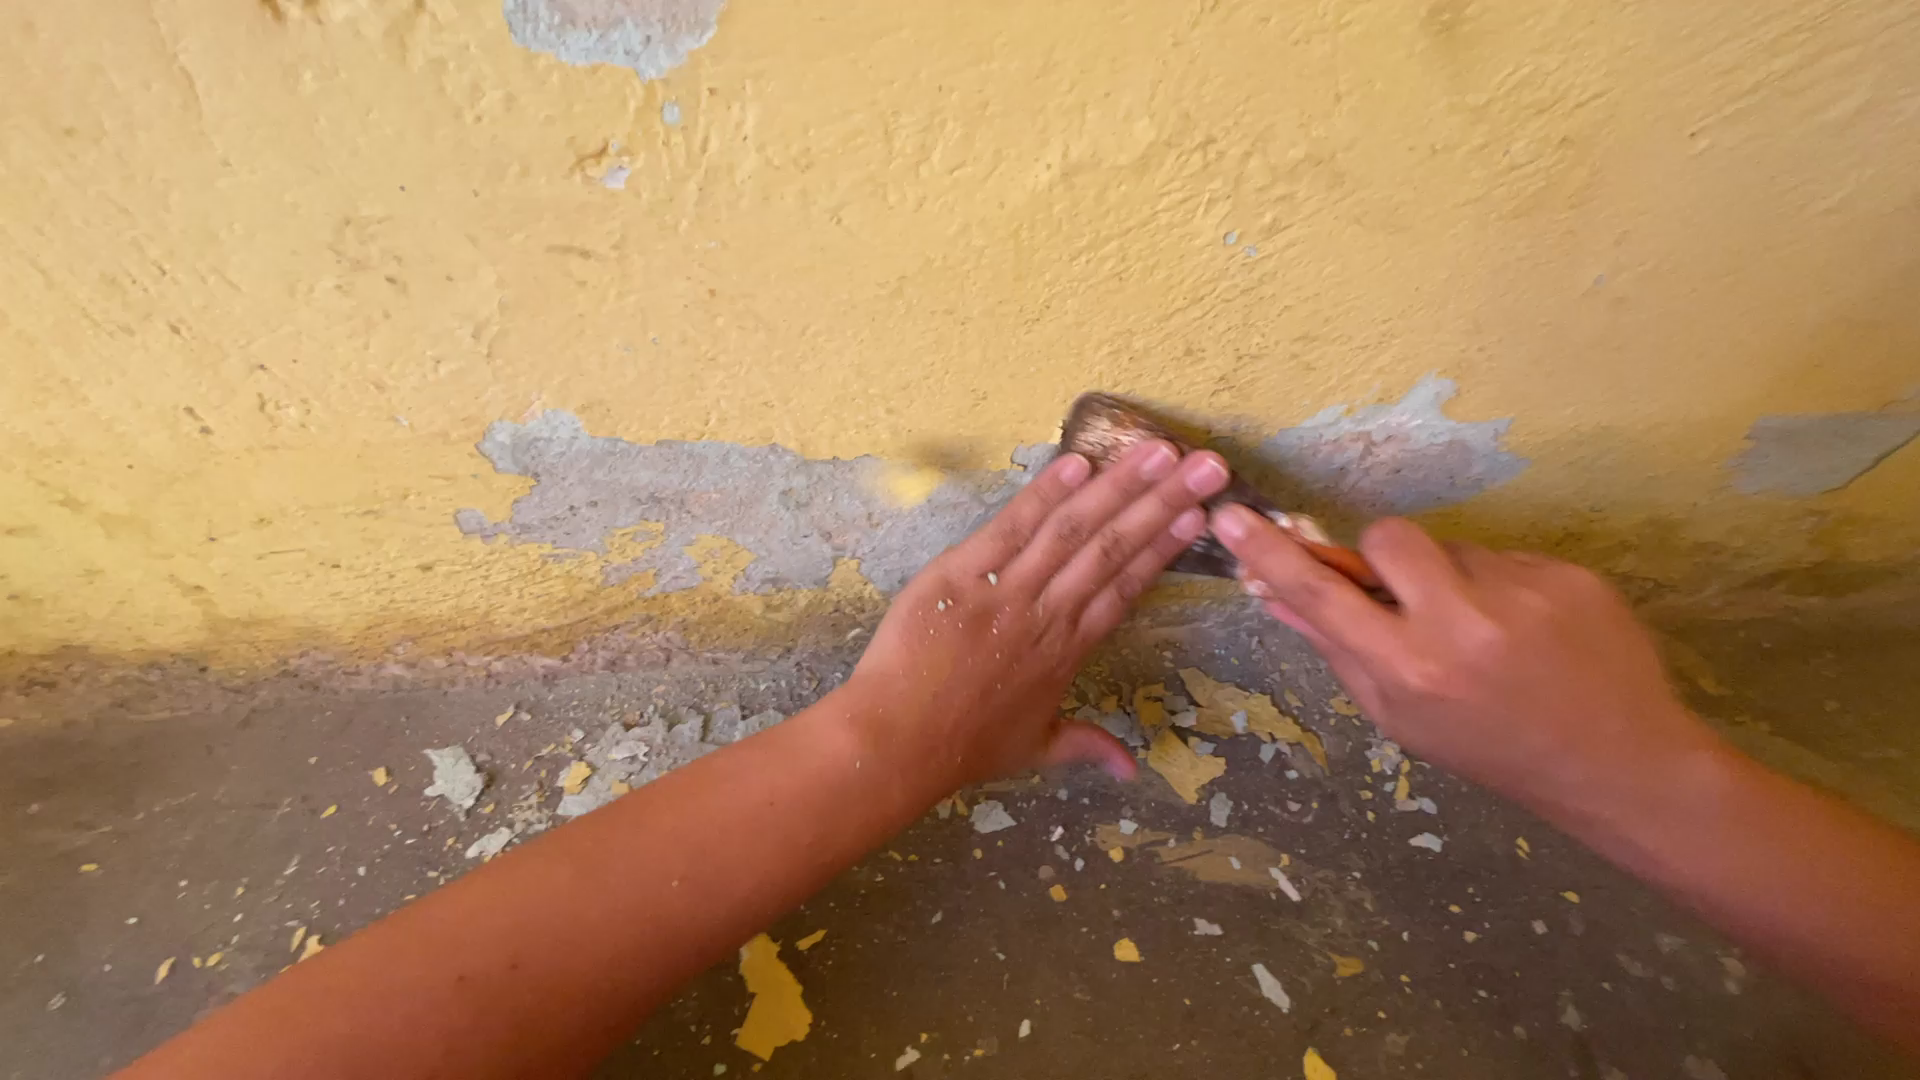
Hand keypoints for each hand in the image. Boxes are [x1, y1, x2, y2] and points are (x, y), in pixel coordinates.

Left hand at [841, 441, 1230, 792]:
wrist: (898, 741)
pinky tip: (1077, 465)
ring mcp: (1007, 591)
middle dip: (1163, 504)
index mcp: (1069, 650)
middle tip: (1207, 466)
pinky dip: (1043, 495)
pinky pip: (1010, 529)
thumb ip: (1088, 746)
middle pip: (1114, 549)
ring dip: (1119, 488)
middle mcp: (1049, 614)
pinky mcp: (961, 573)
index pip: (1126, 588)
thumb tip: (1133, 770)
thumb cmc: (964, 745)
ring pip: (1072, 531)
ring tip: (1159, 452)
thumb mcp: (1034, 748)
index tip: (1199, 517)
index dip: (1163, 549)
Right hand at [1211, 505, 1721, 827]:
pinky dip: (1497, 584)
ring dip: (1448, 577)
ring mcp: (1522, 594)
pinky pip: (1502, 556)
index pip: (1320, 595)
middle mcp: (1461, 625)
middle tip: (1406, 594)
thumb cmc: (1485, 746)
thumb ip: (1334, 647)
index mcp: (1408, 668)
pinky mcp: (1569, 576)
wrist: (1619, 764)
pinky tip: (1526, 627)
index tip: (1233, 517)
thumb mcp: (1395, 713)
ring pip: (1449, 547)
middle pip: (1389, 538)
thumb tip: (1273, 593)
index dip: (1270, 554)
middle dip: (1384, 556)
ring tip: (1484, 627)